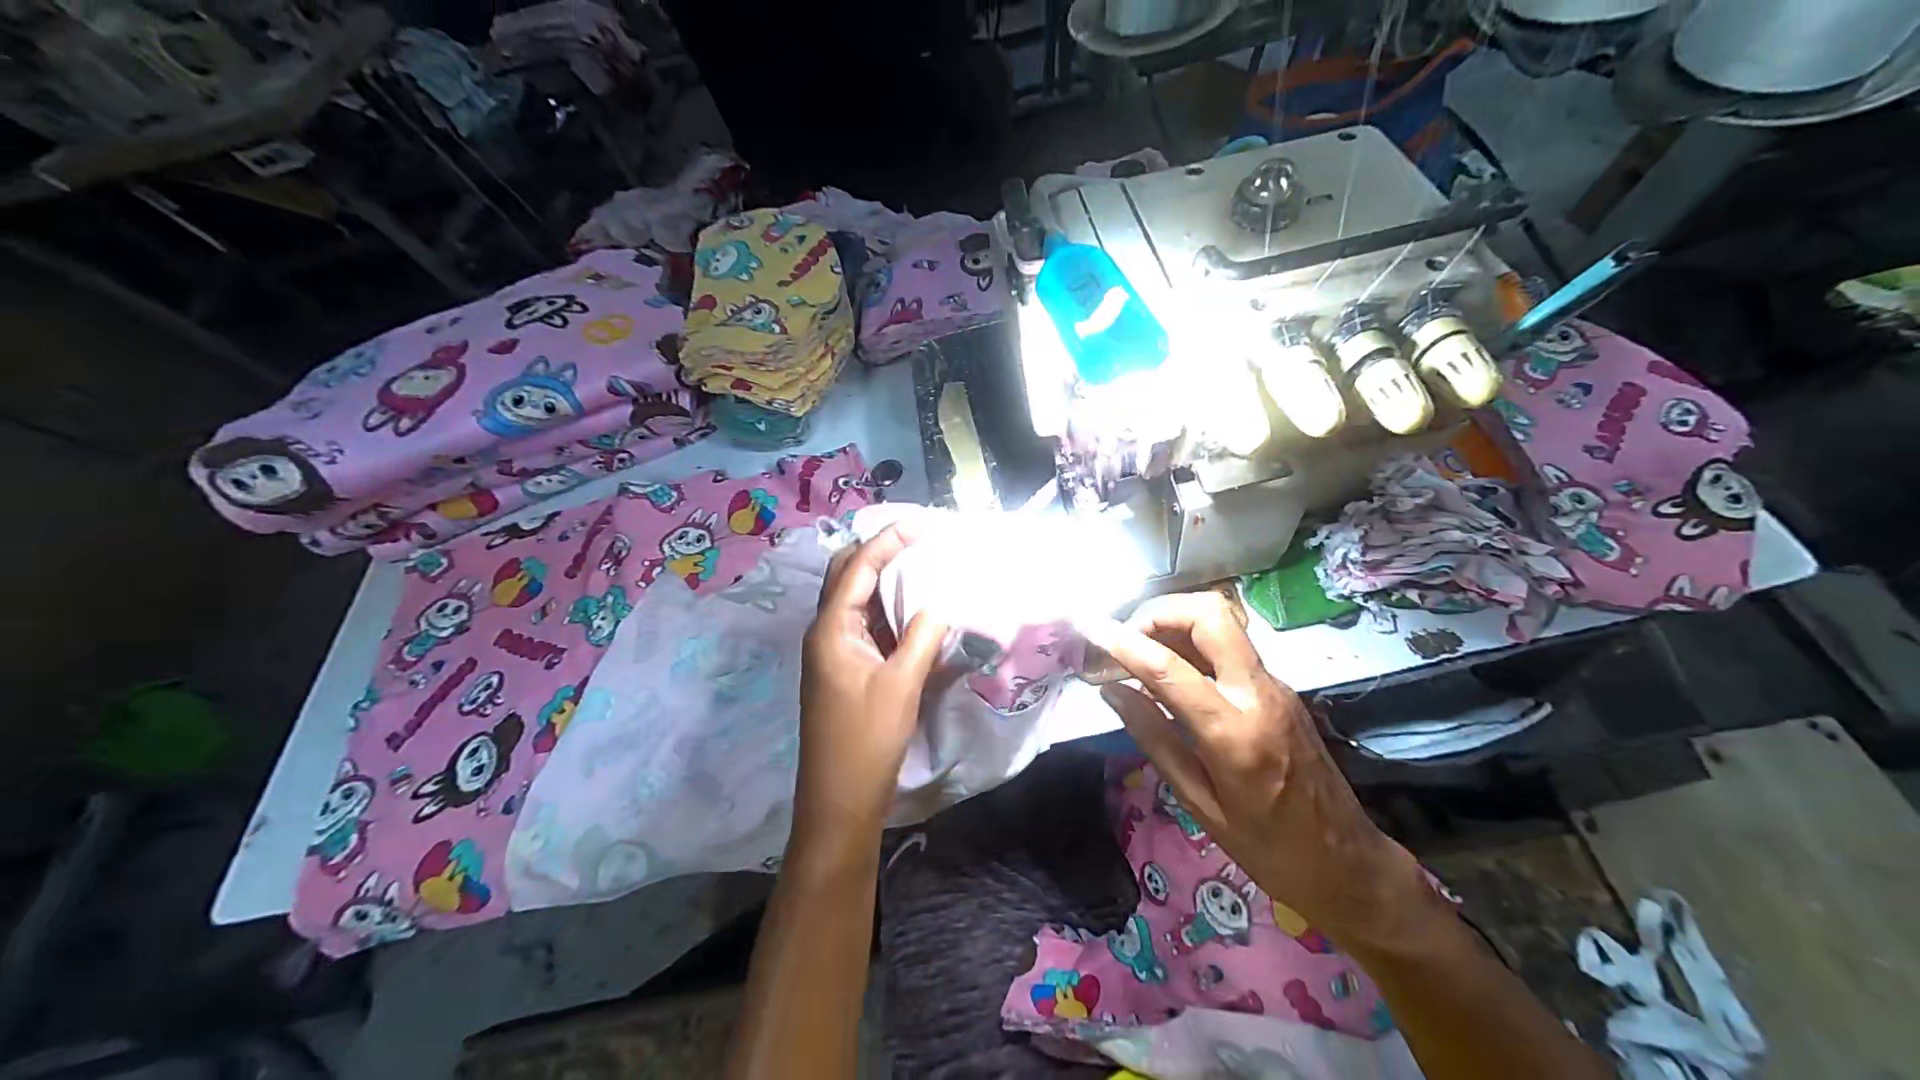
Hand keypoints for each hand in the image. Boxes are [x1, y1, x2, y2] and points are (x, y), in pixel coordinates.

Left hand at [796, 523, 948, 835]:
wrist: (839, 800)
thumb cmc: (867, 740)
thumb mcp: (902, 685)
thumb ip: (923, 637)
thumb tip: (943, 603)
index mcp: (831, 629)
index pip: (858, 567)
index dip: (888, 540)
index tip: (922, 524)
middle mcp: (825, 632)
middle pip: (848, 575)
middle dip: (880, 551)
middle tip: (919, 540)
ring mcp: (834, 652)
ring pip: (857, 600)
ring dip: (885, 580)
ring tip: (922, 564)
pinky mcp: (846, 669)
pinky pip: (866, 626)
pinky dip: (888, 611)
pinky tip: (916, 609)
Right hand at [1081, 592, 1427, 947]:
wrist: (1348, 864)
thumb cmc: (1267, 848)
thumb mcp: (1198, 802)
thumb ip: (1153, 737)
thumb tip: (1112, 691)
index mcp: (1234, 733)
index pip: (1168, 667)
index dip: (1121, 642)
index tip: (1088, 628)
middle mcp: (1259, 694)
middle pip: (1209, 614)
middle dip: (1158, 612)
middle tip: (1124, 639)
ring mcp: (1275, 686)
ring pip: (1221, 623)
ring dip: (1174, 623)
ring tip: (1138, 653)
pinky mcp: (1280, 688)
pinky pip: (1230, 646)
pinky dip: (1191, 643)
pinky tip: (1168, 672)